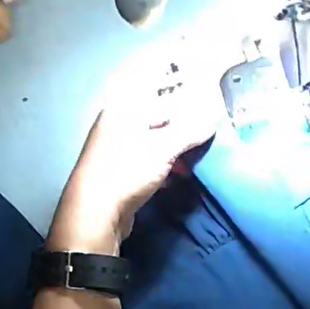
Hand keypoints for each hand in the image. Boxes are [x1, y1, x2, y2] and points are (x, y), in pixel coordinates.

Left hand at [47, 101, 217, 252]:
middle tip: (207, 135)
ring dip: (176, 150)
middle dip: (183, 128)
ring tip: (195, 160)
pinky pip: (149, 159)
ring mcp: (117, 148)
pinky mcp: (120, 171)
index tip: (208, 110)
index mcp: (123, 110)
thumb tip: (213, 120)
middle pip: (158, 119)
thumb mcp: (163, 149)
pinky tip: (178, 175)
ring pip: (154, 141)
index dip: (185, 101)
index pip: (159, 96)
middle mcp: (117, 123)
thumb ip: (189, 132)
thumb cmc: (127, 172)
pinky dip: (165, 164)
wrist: (97, 212)